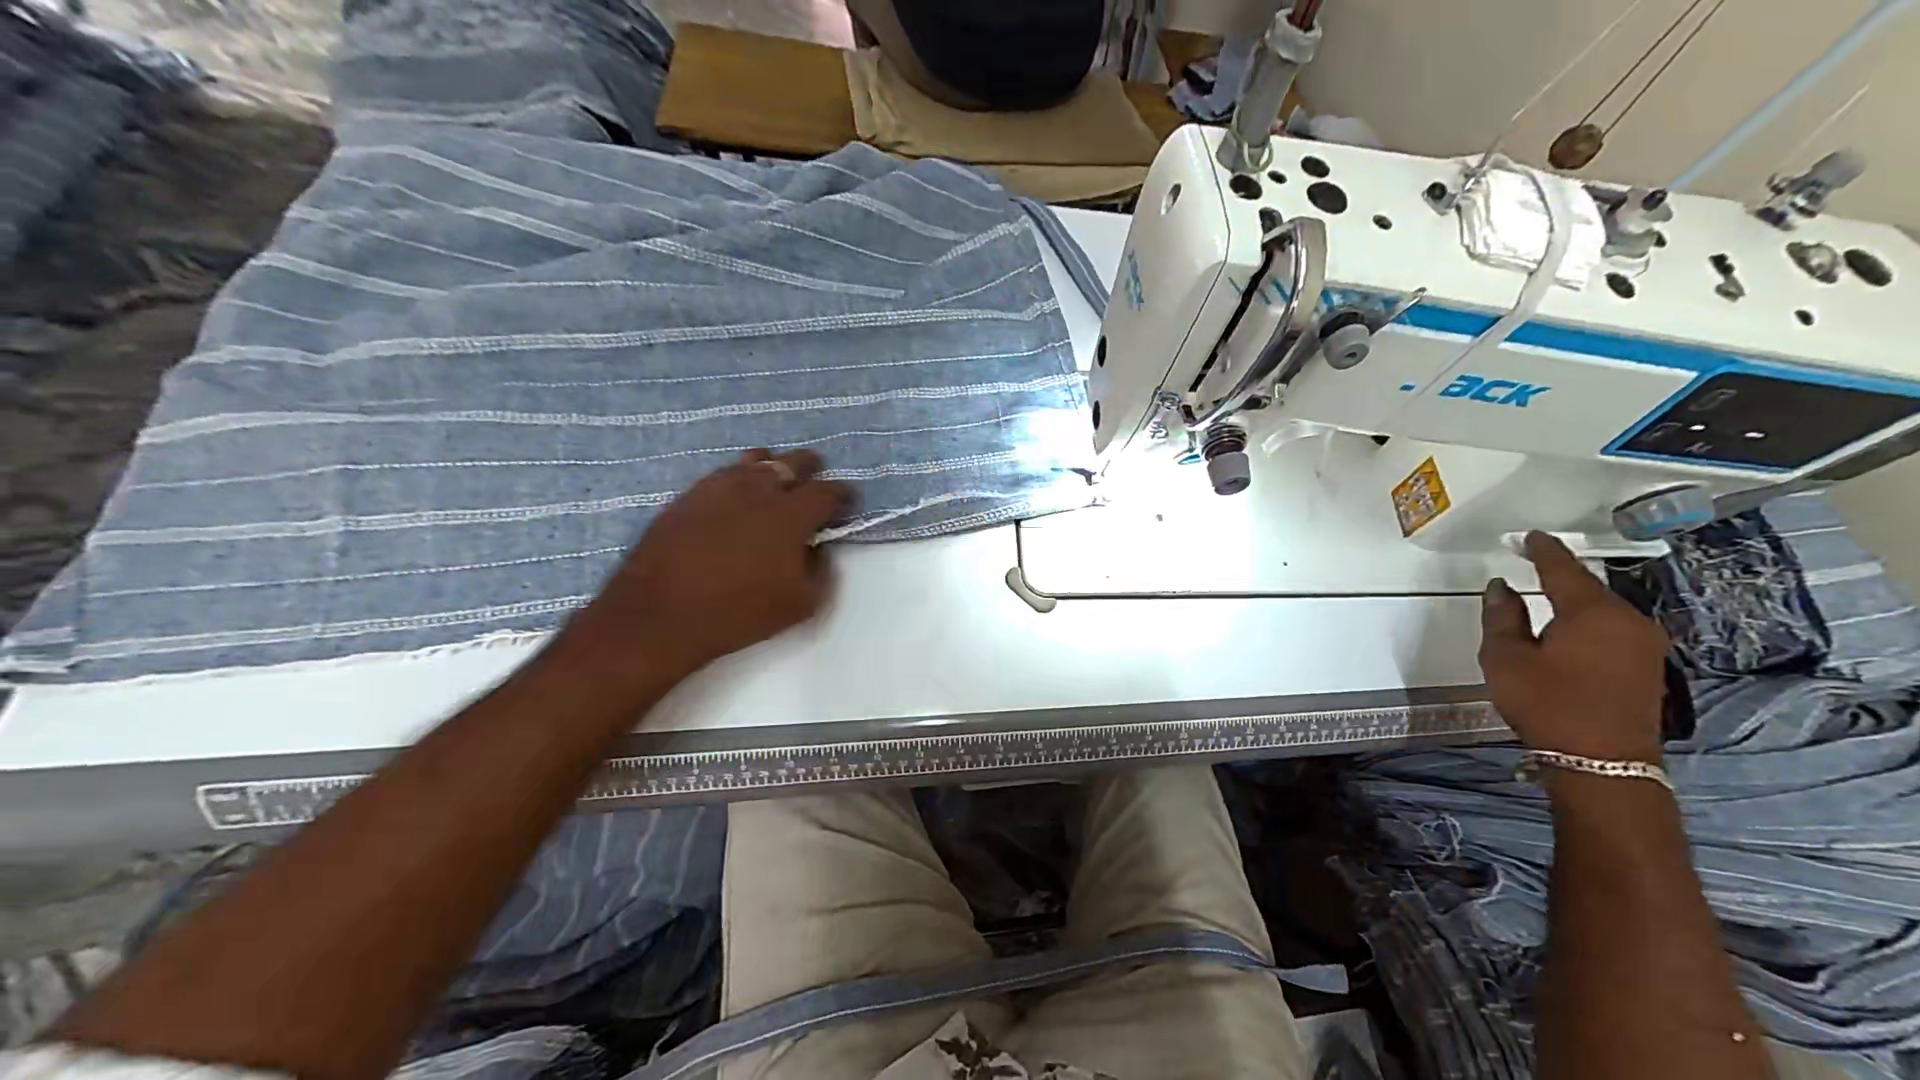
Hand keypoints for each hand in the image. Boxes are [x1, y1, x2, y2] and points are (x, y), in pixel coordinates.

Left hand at [549, 449, 852, 691]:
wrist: (661, 614)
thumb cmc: (738, 613)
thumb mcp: (801, 605)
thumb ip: (821, 571)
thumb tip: (820, 549)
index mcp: (791, 514)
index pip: (828, 491)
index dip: (844, 495)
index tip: (848, 503)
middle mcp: (758, 488)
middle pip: (794, 462)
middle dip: (812, 469)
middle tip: (816, 482)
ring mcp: (720, 486)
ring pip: (756, 460)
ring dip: (774, 468)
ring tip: (775, 483)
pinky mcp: (690, 494)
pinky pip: (724, 474)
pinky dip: (740, 479)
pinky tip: (737, 497)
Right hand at [1479, 531, 1669, 761]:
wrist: (1602, 762)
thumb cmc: (1548, 703)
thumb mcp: (1506, 658)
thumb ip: (1502, 617)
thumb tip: (1502, 588)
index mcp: (1592, 612)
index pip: (1563, 569)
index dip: (1543, 550)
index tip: (1530, 537)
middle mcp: (1628, 620)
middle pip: (1589, 588)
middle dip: (1560, 575)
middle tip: (1533, 562)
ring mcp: (1644, 645)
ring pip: (1603, 609)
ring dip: (1575, 600)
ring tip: (1547, 594)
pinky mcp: (1647, 666)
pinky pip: (1613, 628)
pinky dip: (1588, 621)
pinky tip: (1570, 627)